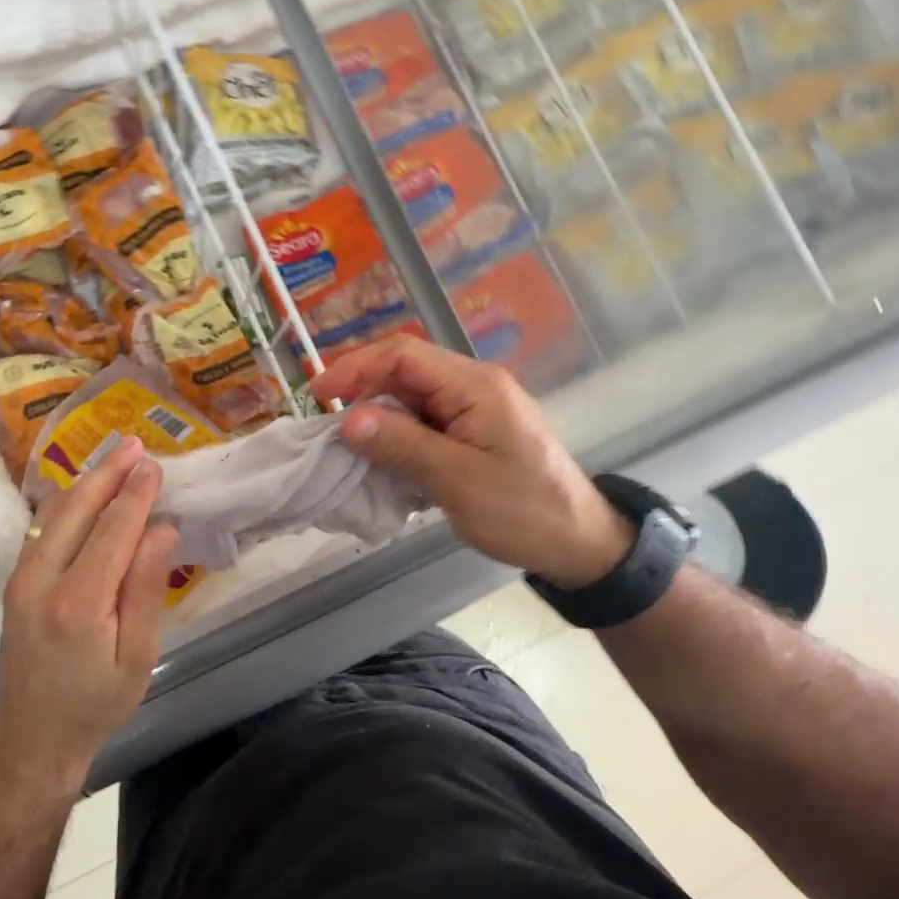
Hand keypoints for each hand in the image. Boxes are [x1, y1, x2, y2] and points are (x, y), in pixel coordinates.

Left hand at [0, 436, 179, 793]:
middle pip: (76, 508)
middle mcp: (41, 579)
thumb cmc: (96, 703)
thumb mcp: (137, 657)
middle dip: (108, 473)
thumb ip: (146, 589)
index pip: (113, 528)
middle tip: (135, 444)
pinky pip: (41, 529)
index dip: (136, 494)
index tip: (155, 465)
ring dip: (85, 482)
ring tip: (115, 458)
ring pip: (53, 513)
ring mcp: (21, 579)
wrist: (32, 738)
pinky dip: (66, 502)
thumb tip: (161, 529)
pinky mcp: (15, 583)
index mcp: (79, 601)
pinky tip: (83, 492)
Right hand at [313, 338, 633, 589]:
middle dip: (362, 393)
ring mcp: (473, 410)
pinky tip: (380, 462)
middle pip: (404, 373)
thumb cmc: (523, 511)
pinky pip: (423, 423)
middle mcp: (473, 387)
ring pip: (410, 400)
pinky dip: (396, 439)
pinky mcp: (472, 434)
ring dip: (377, 420)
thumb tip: (348, 420)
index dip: (355, 368)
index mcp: (475, 386)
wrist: (579, 543)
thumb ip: (402, 446)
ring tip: (347, 449)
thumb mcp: (458, 480)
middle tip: (328, 428)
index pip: (403, 355)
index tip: (319, 397)